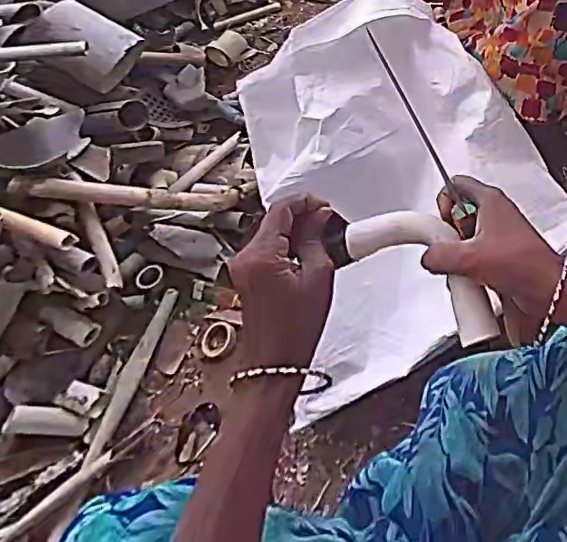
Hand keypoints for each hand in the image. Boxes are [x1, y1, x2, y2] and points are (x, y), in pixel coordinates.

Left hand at [228, 194, 336, 367]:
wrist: (275, 364)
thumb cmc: (295, 329)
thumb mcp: (318, 275)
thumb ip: (316, 238)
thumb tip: (319, 216)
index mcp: (261, 255)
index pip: (281, 210)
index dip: (305, 202)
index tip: (322, 205)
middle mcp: (245, 258)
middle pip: (273, 219)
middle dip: (300, 215)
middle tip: (325, 219)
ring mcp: (241, 267)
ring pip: (269, 231)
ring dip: (293, 229)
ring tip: (319, 235)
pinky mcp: (244, 276)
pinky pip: (265, 247)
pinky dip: (284, 243)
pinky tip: (304, 250)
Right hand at [420, 178, 563, 343]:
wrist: (549, 291)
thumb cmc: (523, 264)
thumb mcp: (471, 258)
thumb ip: (441, 255)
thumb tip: (429, 256)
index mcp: (490, 200)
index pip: (456, 184)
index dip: (444, 203)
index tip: (445, 225)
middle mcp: (496, 212)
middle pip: (458, 213)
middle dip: (451, 235)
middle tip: (455, 250)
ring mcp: (499, 233)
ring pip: (466, 237)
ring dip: (460, 254)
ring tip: (467, 269)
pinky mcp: (502, 253)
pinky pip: (476, 254)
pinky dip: (470, 266)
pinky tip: (475, 280)